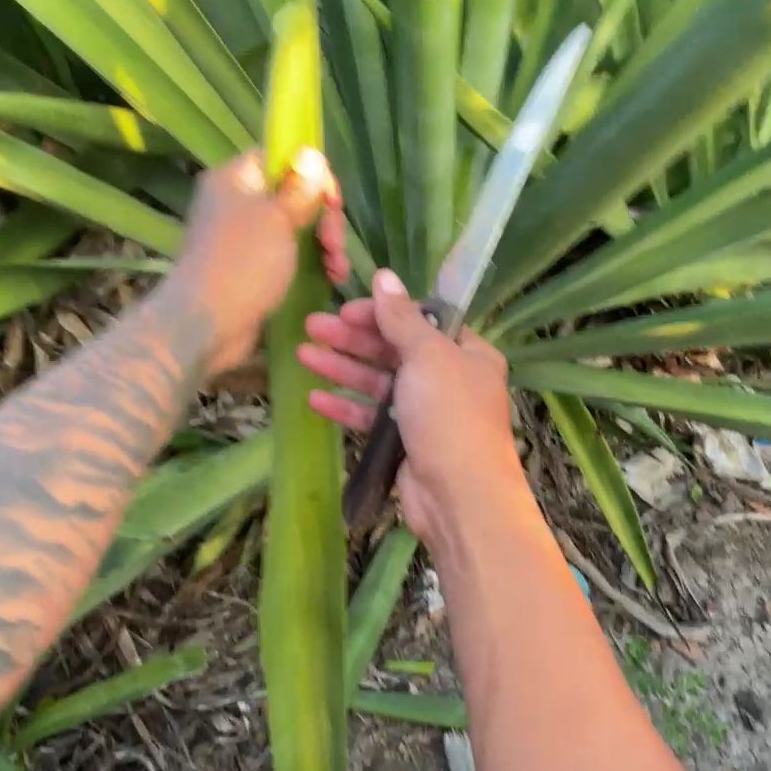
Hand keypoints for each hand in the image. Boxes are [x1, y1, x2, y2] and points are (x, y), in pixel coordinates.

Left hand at [170, 147, 345, 371]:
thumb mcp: (278, 218)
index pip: (279, 158)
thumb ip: (299, 187)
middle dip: (323, 218)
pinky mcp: (252, 269)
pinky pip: (288, 255)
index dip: (311, 174)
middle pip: (293, 195)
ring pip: (295, 228)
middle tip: (334, 244)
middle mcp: (237, 204)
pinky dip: (311, 263)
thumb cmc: (243, 263)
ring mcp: (244, 239)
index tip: (333, 201)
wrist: (208, 323)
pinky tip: (331, 279)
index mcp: (236, 179)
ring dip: (324, 244)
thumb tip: (311, 154)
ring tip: (337, 269)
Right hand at [297, 268, 534, 549]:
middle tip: (312, 326)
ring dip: (343, 368)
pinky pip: (372, 417)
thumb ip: (402, 317)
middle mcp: (450, 379)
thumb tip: (385, 275)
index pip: (422, 320)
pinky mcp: (406, 442)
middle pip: (395, 350)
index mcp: (468, 353)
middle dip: (353, 338)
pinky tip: (314, 398)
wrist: (460, 495)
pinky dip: (346, 406)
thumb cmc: (450, 415)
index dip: (383, 312)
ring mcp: (427, 413)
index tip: (347, 310)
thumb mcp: (428, 356)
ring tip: (302, 354)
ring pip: (379, 383)